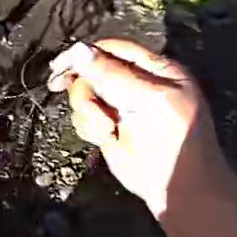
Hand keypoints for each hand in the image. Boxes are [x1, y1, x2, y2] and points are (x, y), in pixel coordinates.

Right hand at [48, 39, 236, 236]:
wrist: (175, 187)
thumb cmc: (173, 141)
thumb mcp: (147, 99)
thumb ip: (111, 73)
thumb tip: (78, 50)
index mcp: (155, 69)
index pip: (113, 49)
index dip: (86, 55)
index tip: (60, 67)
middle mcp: (136, 84)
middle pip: (92, 71)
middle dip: (87, 91)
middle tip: (91, 109)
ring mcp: (120, 106)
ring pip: (84, 95)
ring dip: (88, 113)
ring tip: (107, 130)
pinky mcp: (107, 126)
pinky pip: (84, 117)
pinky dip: (88, 127)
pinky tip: (104, 138)